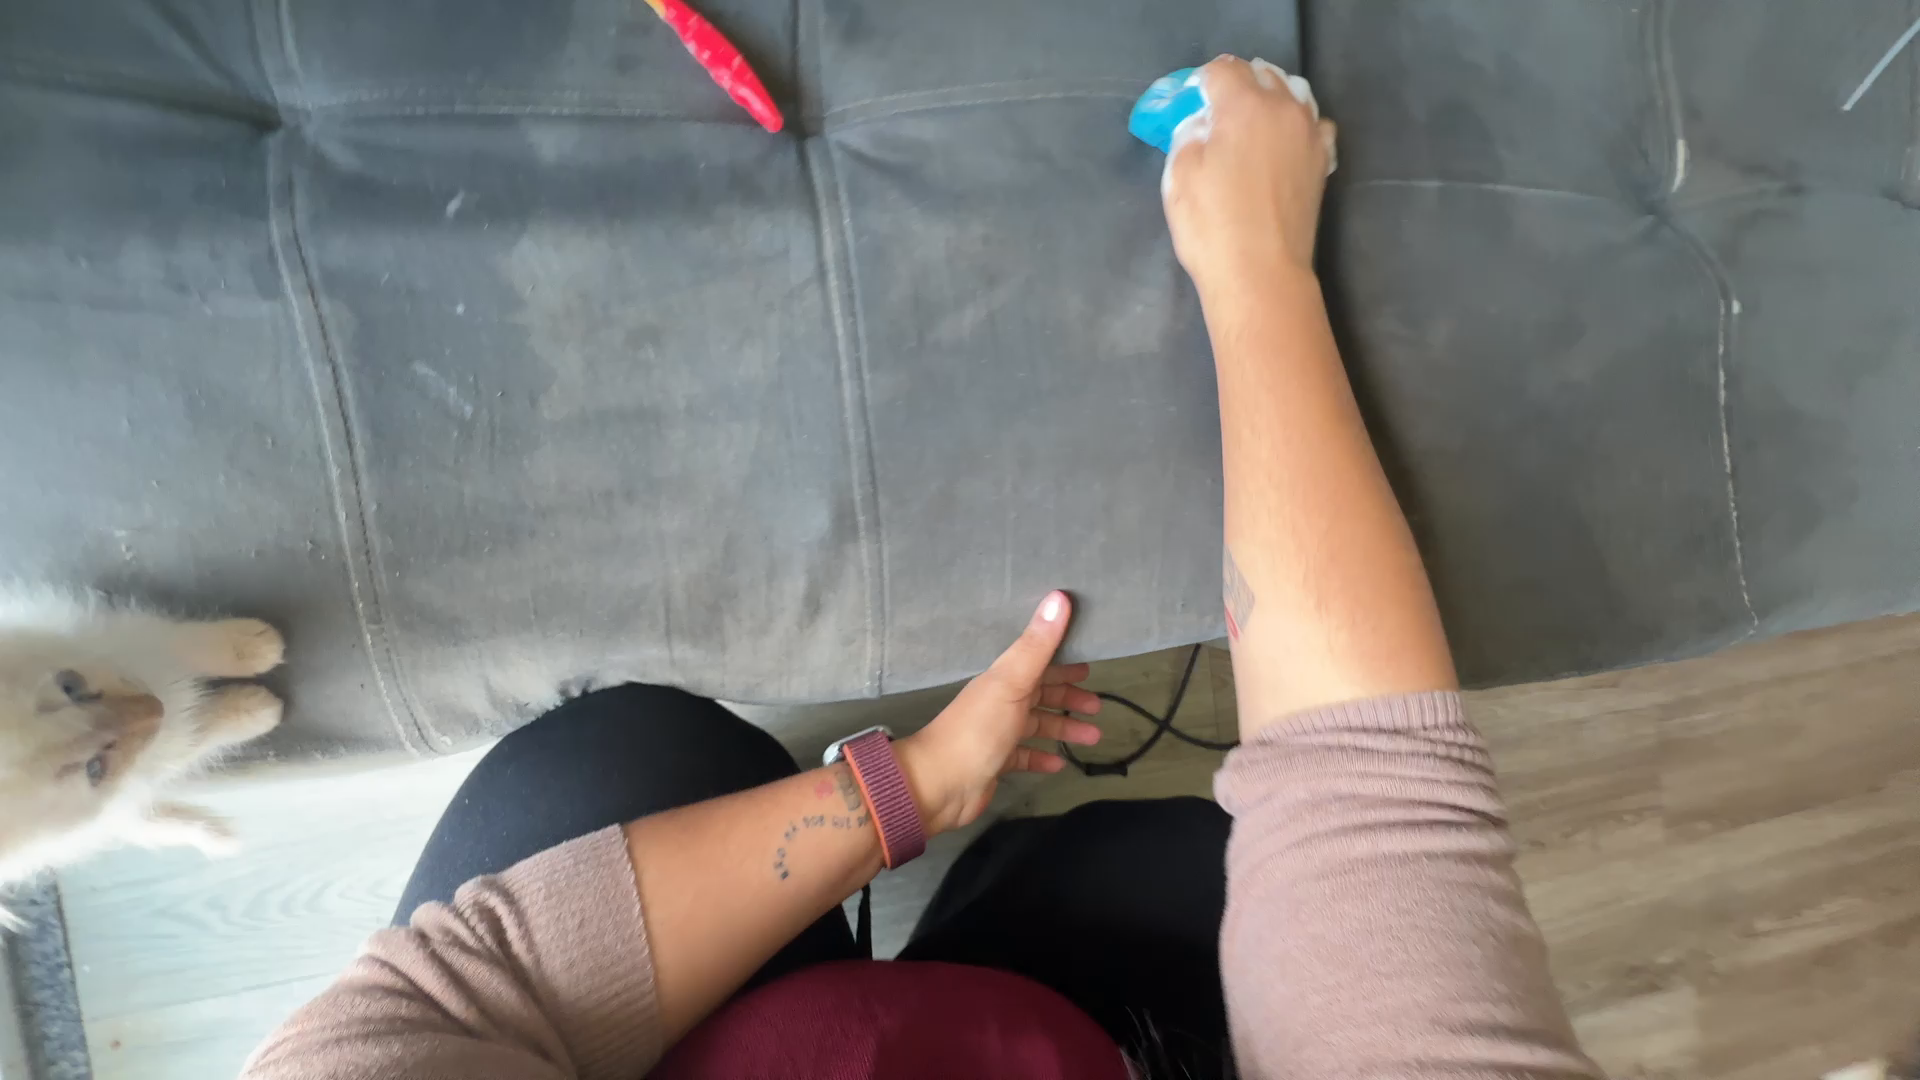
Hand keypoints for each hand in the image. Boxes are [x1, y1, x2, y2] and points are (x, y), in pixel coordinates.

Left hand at [896, 591, 1101, 834]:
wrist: (940, 782)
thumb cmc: (978, 729)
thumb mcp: (1011, 682)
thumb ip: (1037, 644)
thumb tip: (1059, 596)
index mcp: (1003, 679)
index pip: (1038, 664)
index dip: (1063, 663)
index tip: (1090, 666)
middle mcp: (1000, 702)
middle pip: (1040, 694)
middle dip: (1068, 697)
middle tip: (1097, 706)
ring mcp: (997, 733)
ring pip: (1037, 725)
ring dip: (1064, 728)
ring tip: (1093, 736)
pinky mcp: (996, 762)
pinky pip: (1025, 755)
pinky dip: (1043, 756)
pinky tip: (1061, 763)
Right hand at [1163, 55, 1335, 297]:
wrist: (1259, 274)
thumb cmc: (1211, 228)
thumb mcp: (1178, 179)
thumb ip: (1188, 137)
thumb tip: (1202, 126)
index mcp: (1244, 106)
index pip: (1222, 71)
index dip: (1201, 86)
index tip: (1189, 107)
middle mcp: (1283, 108)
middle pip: (1260, 77)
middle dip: (1236, 90)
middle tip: (1214, 120)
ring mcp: (1309, 134)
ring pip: (1289, 96)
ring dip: (1267, 104)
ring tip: (1248, 131)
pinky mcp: (1322, 161)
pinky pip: (1311, 126)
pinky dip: (1294, 127)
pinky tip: (1281, 147)